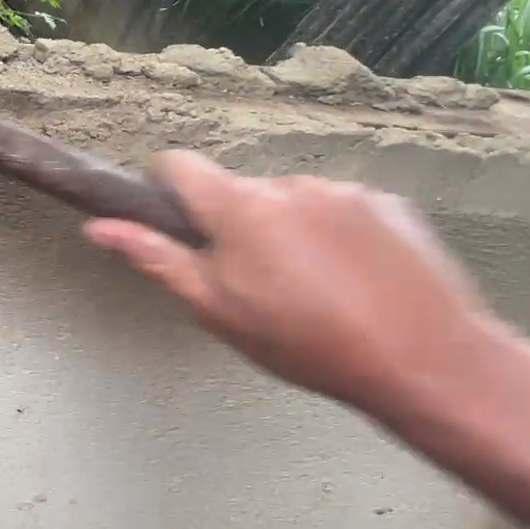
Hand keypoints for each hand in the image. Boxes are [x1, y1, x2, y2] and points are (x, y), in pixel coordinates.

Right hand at [82, 151, 493, 411]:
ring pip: (285, 198)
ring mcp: (343, 191)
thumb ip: (153, 257)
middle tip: (250, 277)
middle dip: (231, 221)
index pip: (177, 164)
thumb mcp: (212, 306)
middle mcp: (286, 184)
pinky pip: (336, 206)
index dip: (166, 189)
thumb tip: (97, 226)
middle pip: (234, 188)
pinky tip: (349, 276)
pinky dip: (329, 231)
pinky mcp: (390, 205)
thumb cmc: (305, 340)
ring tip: (308, 282)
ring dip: (281, 226)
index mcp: (237, 206)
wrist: (432, 364)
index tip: (179, 226)